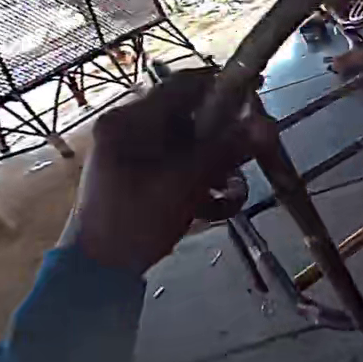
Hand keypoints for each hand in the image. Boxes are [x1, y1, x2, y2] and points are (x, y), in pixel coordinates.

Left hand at [60, 67, 248, 273]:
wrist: (95, 276)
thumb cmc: (132, 221)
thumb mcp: (182, 184)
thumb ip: (224, 150)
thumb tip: (267, 124)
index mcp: (130, 120)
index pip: (182, 85)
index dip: (222, 86)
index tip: (256, 95)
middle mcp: (132, 130)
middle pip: (192, 117)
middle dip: (224, 139)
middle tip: (252, 155)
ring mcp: (136, 155)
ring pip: (191, 146)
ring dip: (218, 166)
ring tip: (233, 192)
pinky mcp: (144, 179)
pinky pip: (181, 168)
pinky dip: (202, 184)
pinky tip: (218, 208)